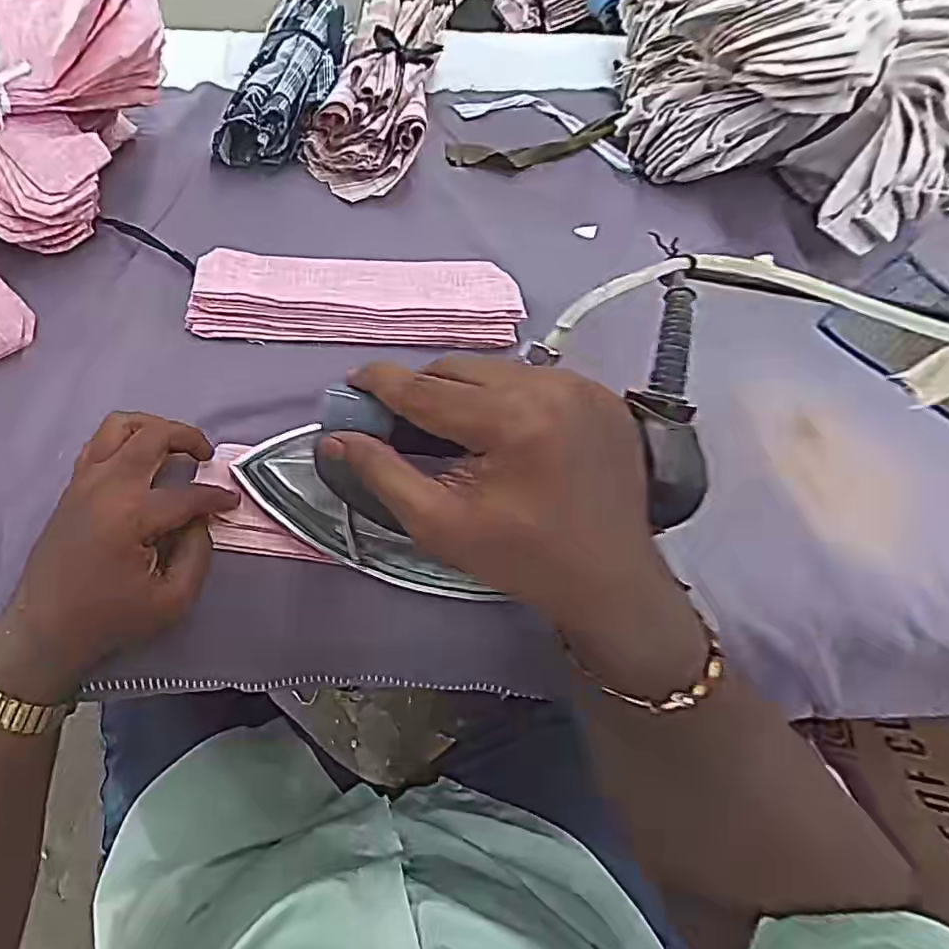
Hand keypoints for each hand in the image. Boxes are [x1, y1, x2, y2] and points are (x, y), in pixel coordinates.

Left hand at [0, 413, 237, 703]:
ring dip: (153, 427)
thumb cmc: (109, 618)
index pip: (187, 494)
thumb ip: (198, 555)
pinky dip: (125, 439)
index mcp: (132, 515)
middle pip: (153, 436)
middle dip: (188, 437)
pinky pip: (99, 443)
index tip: (231, 502)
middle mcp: (107, 486)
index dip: (216, 497)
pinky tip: (139, 460)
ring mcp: (84, 481)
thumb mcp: (172, 601)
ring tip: (172, 446)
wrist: (45, 629)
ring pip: (120, 426)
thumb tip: (200, 520)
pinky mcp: (72, 487)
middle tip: (205, 456)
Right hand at [325, 356, 706, 687]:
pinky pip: (529, 377)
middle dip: (421, 389)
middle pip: (458, 369)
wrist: (610, 579)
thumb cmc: (521, 559)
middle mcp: (551, 388)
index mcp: (513, 421)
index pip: (427, 389)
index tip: (354, 382)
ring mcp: (582, 386)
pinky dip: (501, 394)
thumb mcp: (439, 524)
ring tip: (449, 429)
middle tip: (400, 420)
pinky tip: (496, 429)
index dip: (382, 383)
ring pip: (493, 369)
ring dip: (461, 390)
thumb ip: (382, 473)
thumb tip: (338, 439)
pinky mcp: (599, 394)